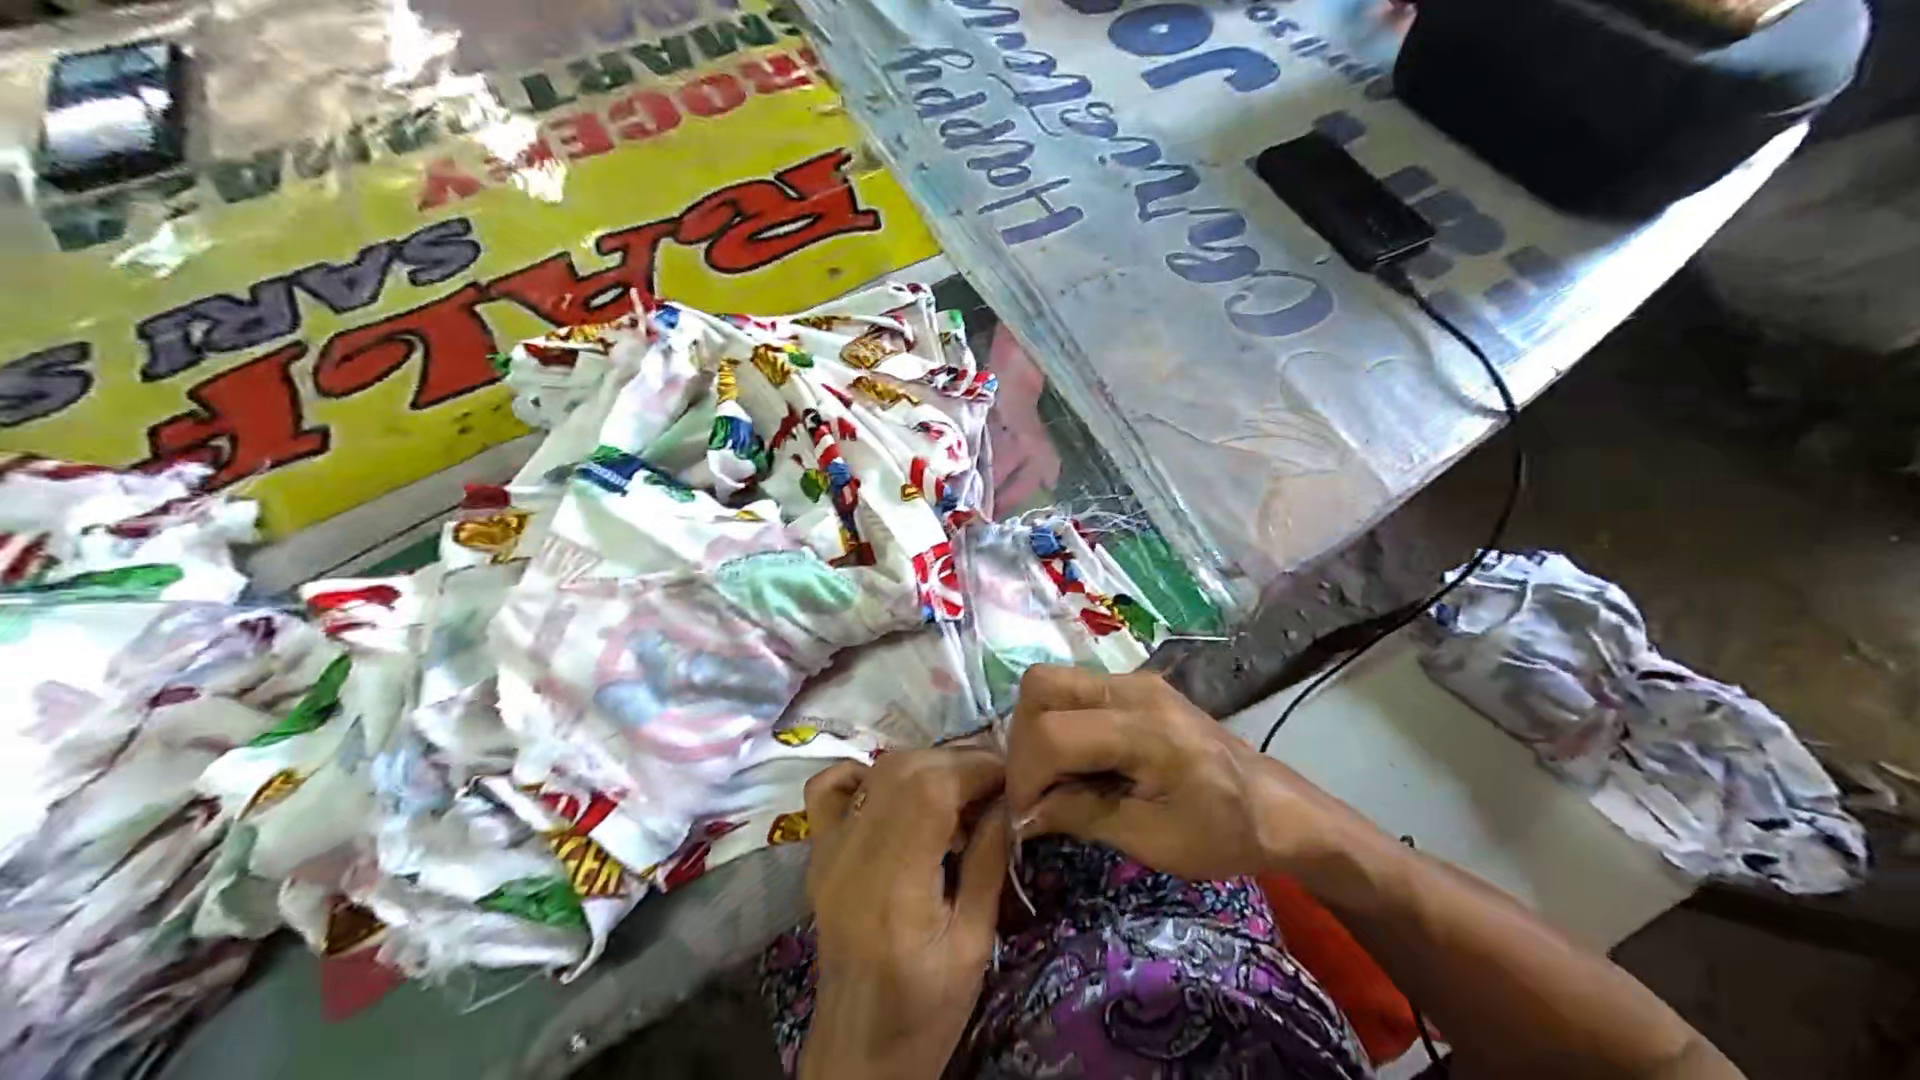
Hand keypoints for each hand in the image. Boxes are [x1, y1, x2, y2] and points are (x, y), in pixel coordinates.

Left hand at [799, 747, 1010, 1079]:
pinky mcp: (819, 852)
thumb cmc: (926, 1010)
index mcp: (894, 888)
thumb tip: (1007, 800)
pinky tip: (901, 793)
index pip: (930, 790)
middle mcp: (853, 857)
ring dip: (927, 764)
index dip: (975, 769)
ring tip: (961, 789)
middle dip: (959, 762)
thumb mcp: (974, 944)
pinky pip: (833, 787)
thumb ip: (988, 863)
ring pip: (878, 772)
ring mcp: (828, 851)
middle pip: (905, 770)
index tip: (1009, 776)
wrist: (859, 1050)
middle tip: (993, 784)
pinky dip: (868, 773)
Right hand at [1005, 665, 1366, 881]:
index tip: (1027, 817)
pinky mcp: (1132, 687)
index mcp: (1146, 728)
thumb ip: (1081, 816)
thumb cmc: (1223, 832)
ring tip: (1054, 778)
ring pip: (1050, 683)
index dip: (1025, 775)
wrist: (1276, 807)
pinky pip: (1072, 691)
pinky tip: (1076, 763)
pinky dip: (1056, 724)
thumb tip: (1023, 813)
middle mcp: (1132, 689)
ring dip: (1035, 729)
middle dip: (1021, 741)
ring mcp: (1132, 681)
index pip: (1051, 732)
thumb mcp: (1152, 839)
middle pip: (1039, 686)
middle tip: (1037, 790)